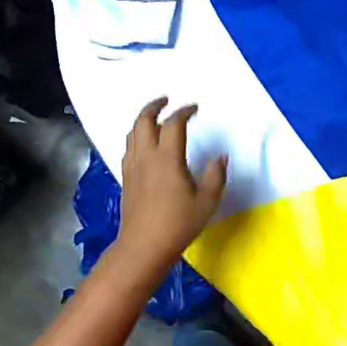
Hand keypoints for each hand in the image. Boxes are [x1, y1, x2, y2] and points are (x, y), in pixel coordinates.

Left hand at [114, 98, 227, 270]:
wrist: (143, 245)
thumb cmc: (178, 225)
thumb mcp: (206, 202)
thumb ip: (215, 176)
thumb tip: (220, 157)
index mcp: (167, 158)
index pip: (173, 124)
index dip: (184, 112)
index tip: (194, 108)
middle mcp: (145, 156)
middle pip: (144, 120)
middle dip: (154, 106)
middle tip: (166, 100)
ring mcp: (132, 166)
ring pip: (132, 132)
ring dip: (143, 119)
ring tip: (155, 117)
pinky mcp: (125, 176)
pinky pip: (129, 146)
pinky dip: (136, 135)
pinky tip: (144, 142)